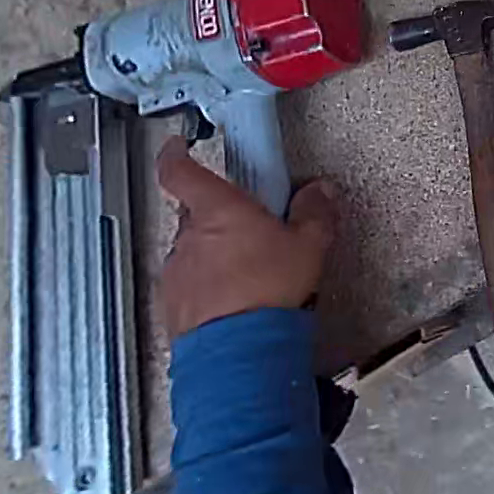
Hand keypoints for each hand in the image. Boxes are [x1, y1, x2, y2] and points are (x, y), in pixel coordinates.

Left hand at [155, 137, 338, 337]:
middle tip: (255, 219)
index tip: (178, 145)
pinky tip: (241, 289)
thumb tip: (318, 191)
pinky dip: (212, 276)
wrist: (240, 347)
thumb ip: (315, 210)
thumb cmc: (271, 288)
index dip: (176, 155)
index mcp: (220, 212)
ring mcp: (178, 270)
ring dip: (218, 246)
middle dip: (223, 211)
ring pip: (195, 245)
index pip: (183, 173)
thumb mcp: (311, 241)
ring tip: (255, 262)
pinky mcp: (175, 300)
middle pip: (197, 211)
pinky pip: (192, 276)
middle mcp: (190, 236)